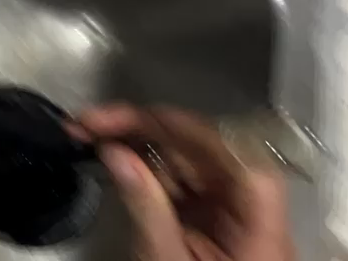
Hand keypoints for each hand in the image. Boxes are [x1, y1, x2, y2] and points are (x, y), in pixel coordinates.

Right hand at [73, 105, 292, 260]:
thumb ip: (145, 206)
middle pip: (205, 149)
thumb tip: (113, 149)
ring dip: (137, 141)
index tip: (132, 119)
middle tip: (88, 123)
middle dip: (145, 127)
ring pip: (186, 158)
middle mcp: (249, 212)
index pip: (239, 157)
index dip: (189, 128)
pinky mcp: (208, 221)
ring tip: (88, 137)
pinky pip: (178, 178)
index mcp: (259, 228)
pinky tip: (111, 159)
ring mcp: (229, 215)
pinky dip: (143, 163)